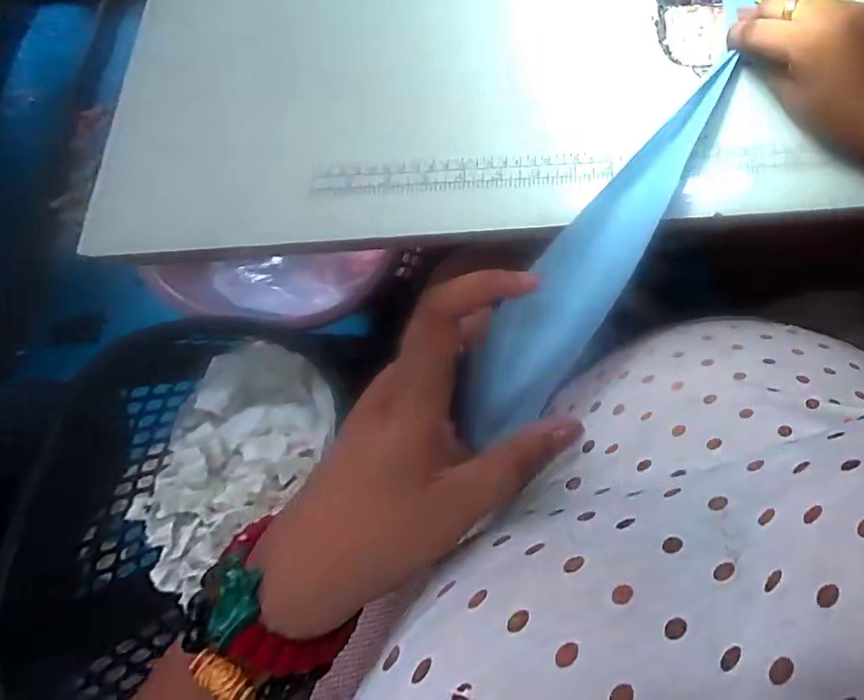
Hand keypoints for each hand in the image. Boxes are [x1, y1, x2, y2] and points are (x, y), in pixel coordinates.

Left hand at [248, 270, 580, 637]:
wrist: (293, 578)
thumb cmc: (377, 536)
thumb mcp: (458, 506)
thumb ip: (517, 461)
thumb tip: (570, 425)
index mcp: (411, 394)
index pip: (439, 311)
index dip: (483, 284)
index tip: (530, 286)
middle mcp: (395, 383)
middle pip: (444, 322)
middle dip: (496, 310)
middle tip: (543, 325)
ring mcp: (384, 399)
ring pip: (437, 348)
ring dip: (482, 343)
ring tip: (526, 362)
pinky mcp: (382, 418)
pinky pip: (430, 373)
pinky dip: (466, 370)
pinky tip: (487, 404)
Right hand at [728, 0, 863, 156]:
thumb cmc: (840, 119)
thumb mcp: (793, 98)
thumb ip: (766, 67)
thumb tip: (749, 50)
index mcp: (804, 39)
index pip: (757, 29)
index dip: (737, 36)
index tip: (730, 45)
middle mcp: (824, 13)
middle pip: (777, 3)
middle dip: (758, 16)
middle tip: (745, 30)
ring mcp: (846, 7)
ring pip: (800, 0)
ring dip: (783, 13)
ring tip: (771, 28)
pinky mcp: (862, 10)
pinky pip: (823, 5)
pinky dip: (808, 15)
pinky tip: (804, 31)